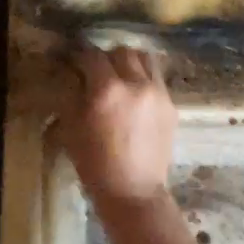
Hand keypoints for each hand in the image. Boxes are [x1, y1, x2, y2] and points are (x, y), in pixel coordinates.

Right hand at [60, 48, 177, 206]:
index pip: (91, 56)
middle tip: (97, 71)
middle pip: (122, 51)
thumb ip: (72, 95)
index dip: (78, 56)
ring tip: (120, 77)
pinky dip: (144, 80)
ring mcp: (158, 93)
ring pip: (145, 59)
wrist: (134, 191)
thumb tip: (73, 75)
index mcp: (107, 90)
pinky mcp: (171, 106)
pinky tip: (135, 97)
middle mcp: (136, 84)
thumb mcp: (71, 129)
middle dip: (106, 57)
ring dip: (130, 62)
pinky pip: (157, 80)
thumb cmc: (95, 165)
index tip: (72, 62)